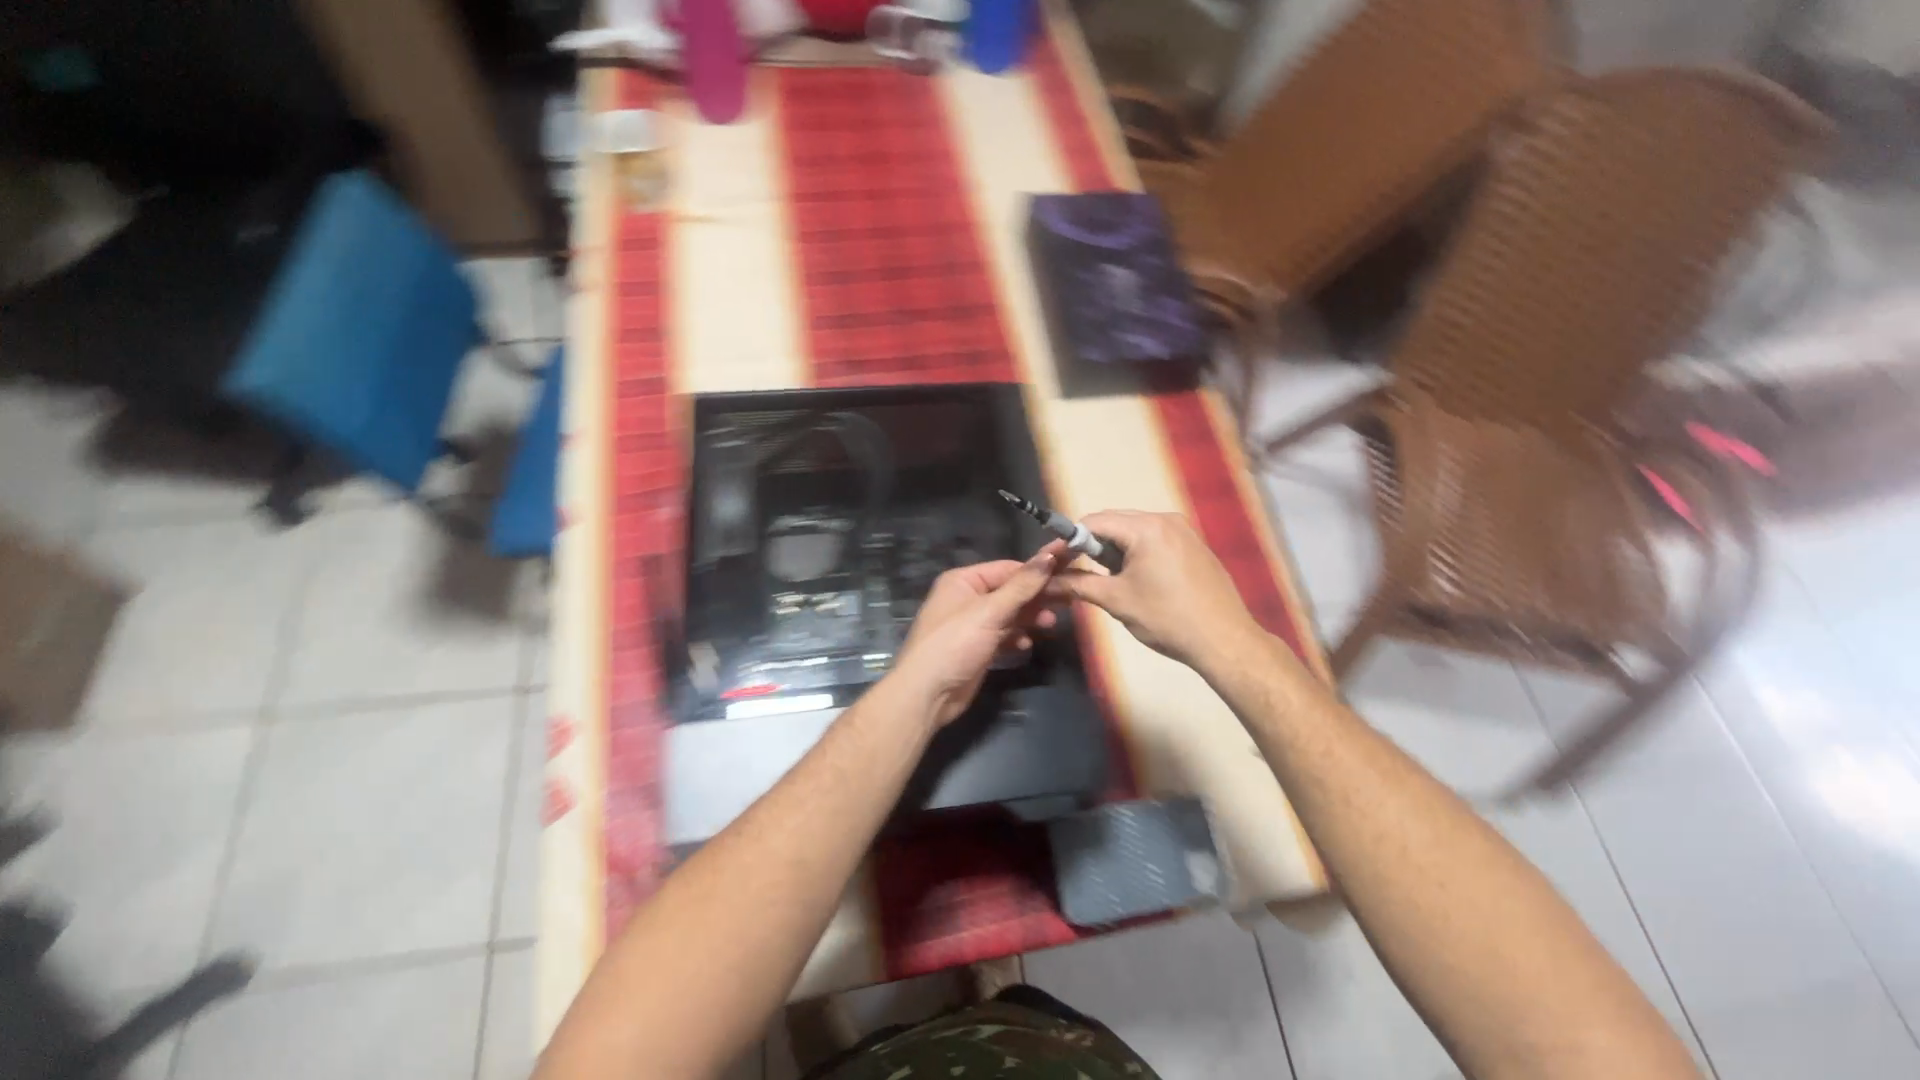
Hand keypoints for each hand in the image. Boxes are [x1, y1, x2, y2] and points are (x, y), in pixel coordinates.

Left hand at [888, 542, 1065, 727]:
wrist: (928, 695)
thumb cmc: (954, 645)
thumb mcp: (989, 612)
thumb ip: (1022, 586)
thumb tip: (1049, 555)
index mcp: (963, 581)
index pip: (1008, 569)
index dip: (1037, 570)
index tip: (1069, 571)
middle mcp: (967, 598)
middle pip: (1011, 591)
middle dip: (1037, 597)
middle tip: (1069, 600)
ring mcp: (972, 625)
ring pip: (1009, 615)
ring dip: (1030, 618)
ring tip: (1051, 624)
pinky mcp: (977, 648)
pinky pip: (1004, 636)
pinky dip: (1017, 637)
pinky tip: (1027, 644)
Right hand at [1047, 511, 1263, 669]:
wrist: (1224, 640)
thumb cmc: (1167, 619)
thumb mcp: (1117, 601)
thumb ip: (1078, 584)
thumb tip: (1046, 581)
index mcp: (1145, 528)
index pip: (1093, 522)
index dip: (1068, 540)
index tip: (1052, 560)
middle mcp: (1165, 519)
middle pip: (1113, 522)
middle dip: (1089, 544)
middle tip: (1071, 570)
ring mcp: (1183, 530)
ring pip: (1133, 530)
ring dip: (1112, 549)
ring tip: (1101, 577)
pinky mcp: (1193, 545)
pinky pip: (1153, 539)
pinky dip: (1134, 552)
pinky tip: (1131, 578)